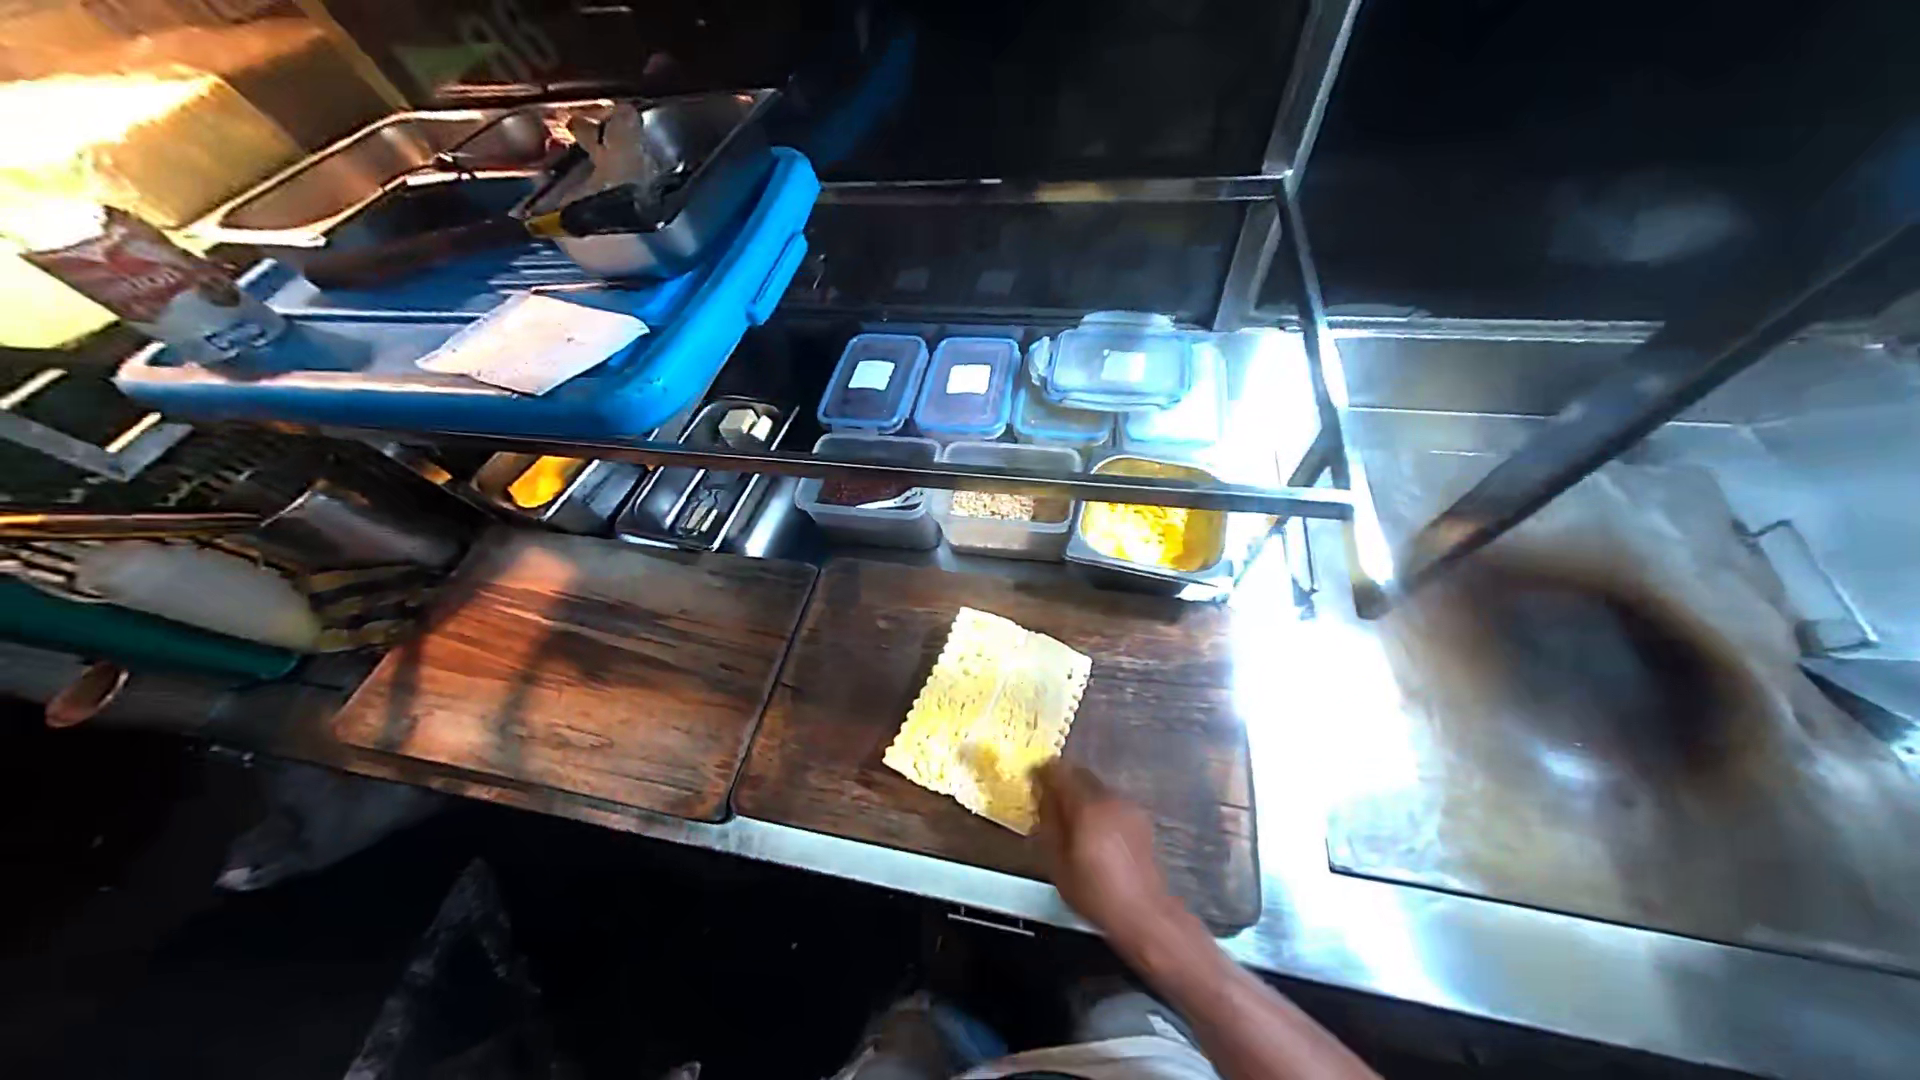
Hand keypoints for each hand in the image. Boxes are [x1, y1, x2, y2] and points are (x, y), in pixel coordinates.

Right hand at [1034, 762, 1182, 946]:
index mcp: (1086, 806)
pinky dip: (1098, 806)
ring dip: (1080, 794)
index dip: (1042, 772)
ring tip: (1072, 819)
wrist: (1143, 913)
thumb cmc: (1094, 893)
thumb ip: (1048, 822)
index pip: (1059, 771)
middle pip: (1079, 773)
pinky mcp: (1140, 817)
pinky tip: (1095, 830)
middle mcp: (1109, 798)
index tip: (1032, 780)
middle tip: (1049, 801)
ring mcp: (1128, 805)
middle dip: (1061, 782)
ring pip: (1096, 786)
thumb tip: (1041, 797)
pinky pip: (1111, 800)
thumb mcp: (1057, 862)